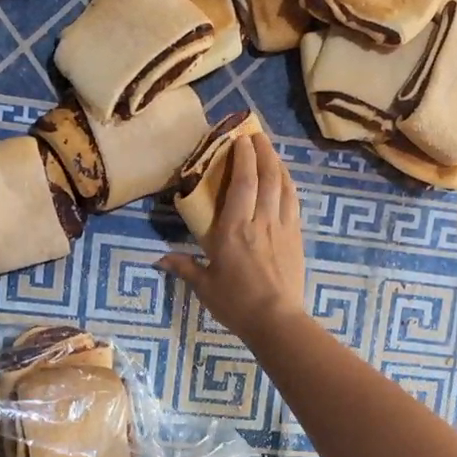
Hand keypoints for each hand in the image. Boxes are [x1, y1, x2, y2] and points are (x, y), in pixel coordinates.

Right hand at [158, 132, 307, 343]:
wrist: (276, 320)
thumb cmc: (236, 303)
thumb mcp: (205, 286)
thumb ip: (184, 267)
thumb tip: (159, 260)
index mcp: (234, 229)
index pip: (242, 182)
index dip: (242, 156)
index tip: (240, 137)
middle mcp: (260, 221)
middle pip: (266, 176)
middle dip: (263, 151)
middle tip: (256, 135)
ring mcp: (283, 228)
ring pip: (284, 186)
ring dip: (278, 164)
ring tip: (271, 151)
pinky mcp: (296, 238)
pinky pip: (294, 203)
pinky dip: (289, 186)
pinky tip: (285, 182)